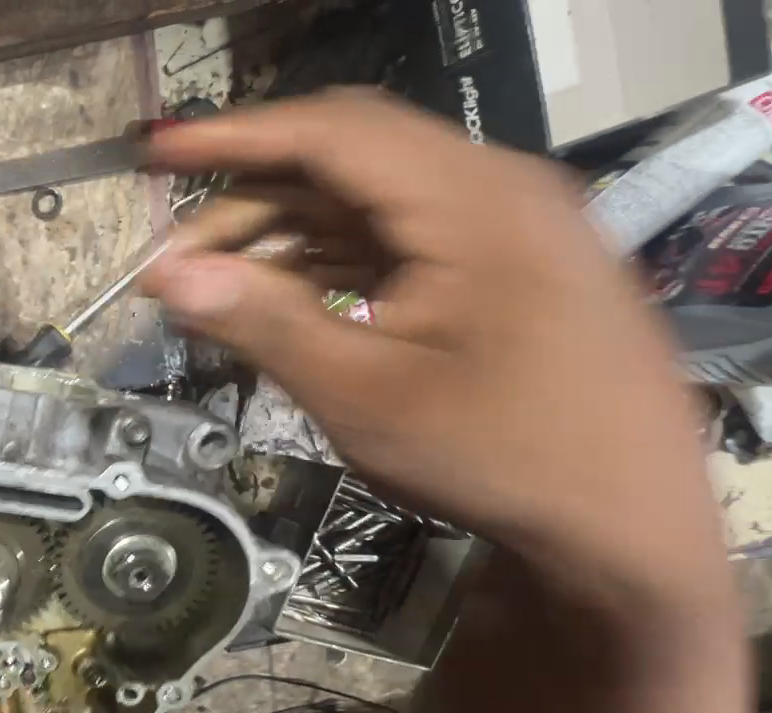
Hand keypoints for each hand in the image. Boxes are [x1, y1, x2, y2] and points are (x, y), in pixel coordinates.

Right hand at [140, 89, 726, 606]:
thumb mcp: (361, 394)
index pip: (333, 134)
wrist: (617, 519)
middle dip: (243, 205)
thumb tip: (167, 276)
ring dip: (273, 240)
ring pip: (357, 207)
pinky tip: (267, 302)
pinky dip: (314, 267)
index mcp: (474, 202)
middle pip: (342, 166)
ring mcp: (493, 232)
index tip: (154, 154)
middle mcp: (489, 194)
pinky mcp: (486, 271)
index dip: (232, 136)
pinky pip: (382, 245)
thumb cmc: (497, 454)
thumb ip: (262, 323)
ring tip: (205, 290)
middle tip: (170, 267)